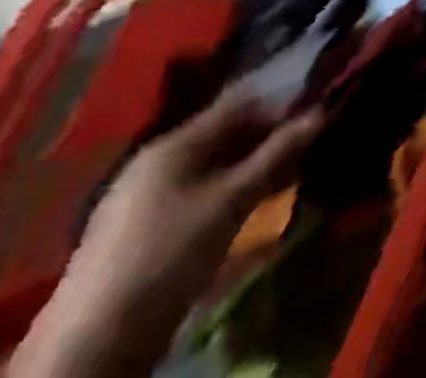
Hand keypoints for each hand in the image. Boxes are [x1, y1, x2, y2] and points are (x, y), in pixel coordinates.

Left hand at [7, 95, 322, 377]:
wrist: (102, 331)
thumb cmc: (173, 249)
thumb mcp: (235, 198)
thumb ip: (279, 152)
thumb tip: (322, 111)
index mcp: (175, 144)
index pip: (239, 102)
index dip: (282, 97)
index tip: (323, 94)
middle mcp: (162, 158)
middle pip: (230, 131)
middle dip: (276, 129)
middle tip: (321, 129)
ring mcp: (155, 190)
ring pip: (222, 159)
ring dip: (262, 157)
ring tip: (305, 158)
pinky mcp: (157, 218)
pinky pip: (209, 183)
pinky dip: (242, 180)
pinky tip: (269, 189)